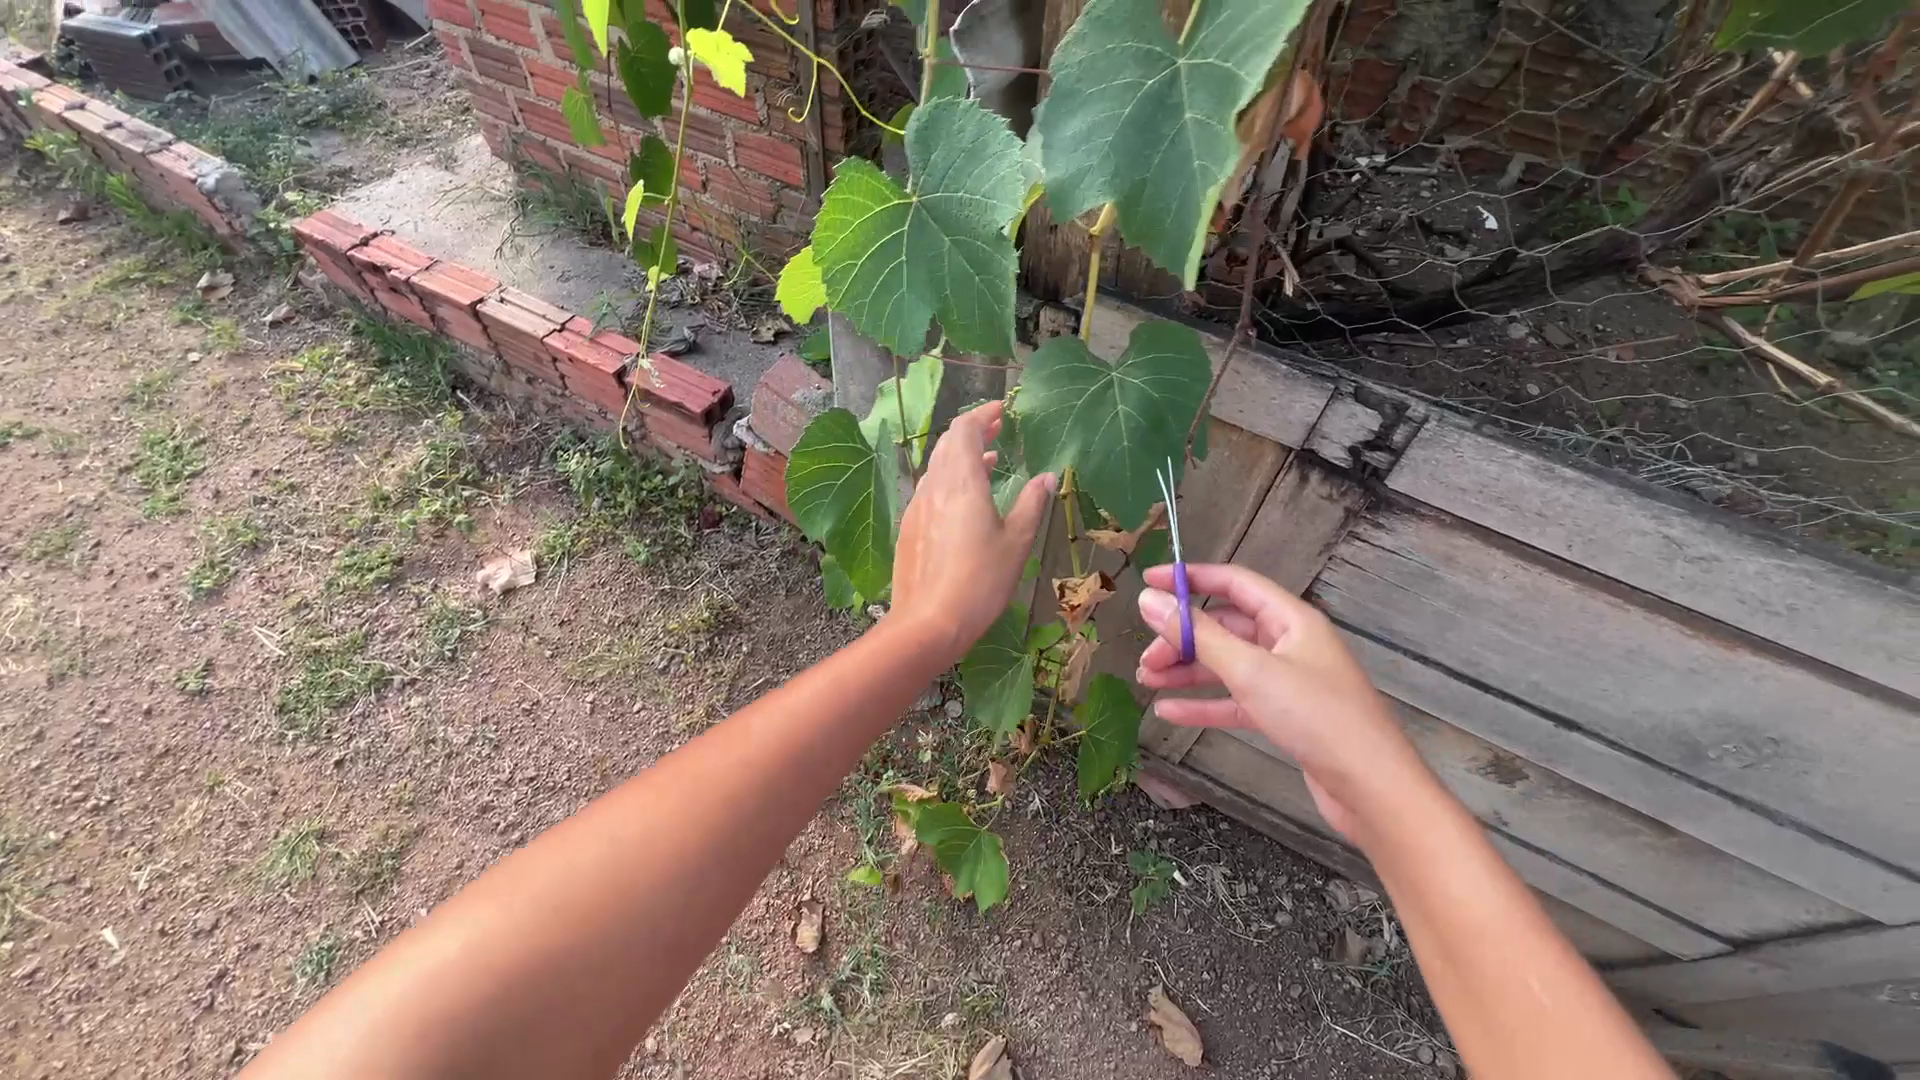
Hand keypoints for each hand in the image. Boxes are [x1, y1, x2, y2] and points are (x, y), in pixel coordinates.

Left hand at [891, 401, 1054, 658]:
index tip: (1003, 410)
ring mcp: (917, 507)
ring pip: (937, 466)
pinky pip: (930, 489)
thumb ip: (1032, 504)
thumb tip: (1047, 476)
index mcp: (962, 481)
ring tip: (988, 461)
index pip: (966, 429)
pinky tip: (965, 500)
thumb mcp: (1017, 542)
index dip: (983, 414)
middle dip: (973, 430)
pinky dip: (949, 480)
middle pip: (948, 443)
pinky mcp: (909, 528)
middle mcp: (935, 486)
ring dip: (961, 456)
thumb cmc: (981, 581)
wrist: (929, 622)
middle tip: (998, 429)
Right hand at [1134, 564, 1425, 840]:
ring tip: (1147, 681)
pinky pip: (1235, 699)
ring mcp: (1287, 681)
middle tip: (1146, 658)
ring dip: (1187, 670)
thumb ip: (1198, 635)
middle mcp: (1289, 643)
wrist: (1372, 790)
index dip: (1190, 579)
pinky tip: (1169, 711)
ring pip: (1226, 664)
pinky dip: (1204, 703)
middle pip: (1225, 627)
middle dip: (1182, 638)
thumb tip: (1150, 601)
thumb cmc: (1317, 718)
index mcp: (1290, 619)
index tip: (1148, 583)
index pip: (1233, 583)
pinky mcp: (1284, 715)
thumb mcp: (1250, 671)